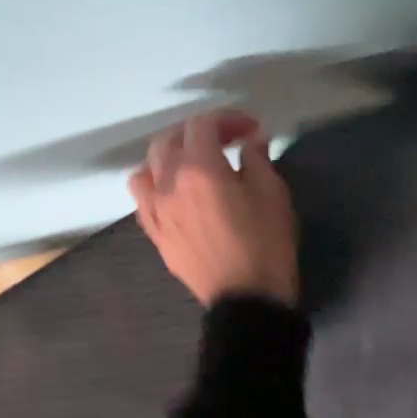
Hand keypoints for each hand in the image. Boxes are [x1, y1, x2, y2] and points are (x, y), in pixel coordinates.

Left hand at [128, 111, 299, 307]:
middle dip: (199, 131)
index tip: (253, 129)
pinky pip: (143, 197)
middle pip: (170, 139)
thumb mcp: (272, 193)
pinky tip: (178, 190)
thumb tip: (251, 139)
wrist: (246, 299)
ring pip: (149, 165)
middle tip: (229, 139)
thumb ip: (257, 158)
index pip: (203, 124)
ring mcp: (156, 210)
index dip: (229, 118)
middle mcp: (169, 183)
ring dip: (172, 154)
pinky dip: (158, 183)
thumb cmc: (266, 242)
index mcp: (200, 168)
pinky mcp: (156, 233)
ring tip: (197, 161)